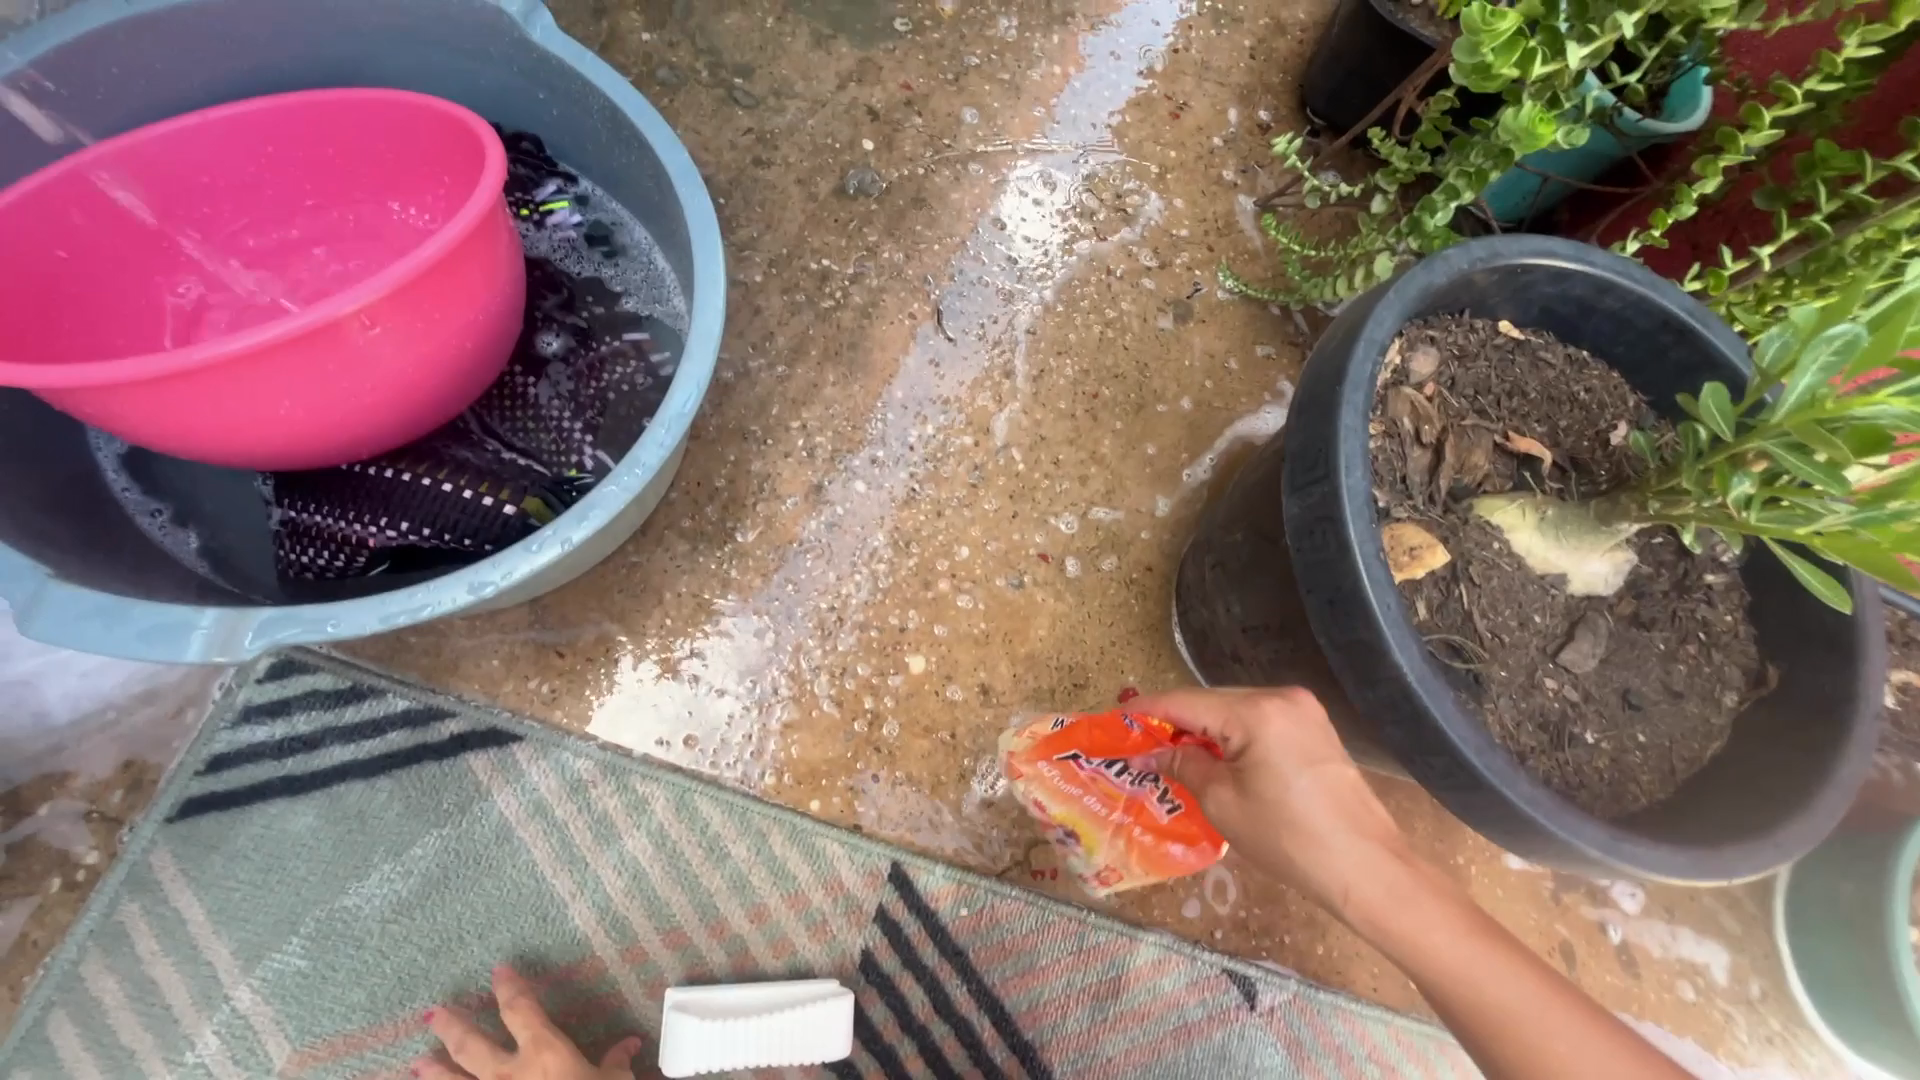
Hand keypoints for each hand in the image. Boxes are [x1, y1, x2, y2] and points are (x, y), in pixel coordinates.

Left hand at [417, 965, 642, 1078]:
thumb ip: (616, 1062)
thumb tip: (629, 1046)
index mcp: (543, 1052)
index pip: (521, 1009)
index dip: (510, 987)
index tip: (498, 970)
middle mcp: (507, 1075)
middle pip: (471, 1046)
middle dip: (452, 1028)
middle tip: (433, 1013)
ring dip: (434, 1074)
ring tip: (418, 1063)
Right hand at [1132, 686, 1413, 918]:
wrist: (1367, 870)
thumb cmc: (1288, 838)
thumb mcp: (1222, 802)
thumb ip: (1183, 765)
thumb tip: (1151, 752)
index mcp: (1256, 711)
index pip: (1185, 701)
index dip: (1147, 710)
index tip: (1115, 717)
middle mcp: (1281, 698)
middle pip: (1210, 701)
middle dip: (1175, 722)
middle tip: (1141, 744)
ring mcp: (1303, 711)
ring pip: (1234, 711)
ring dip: (1203, 729)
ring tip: (1172, 755)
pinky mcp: (1315, 729)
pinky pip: (1258, 723)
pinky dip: (1232, 736)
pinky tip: (1215, 758)